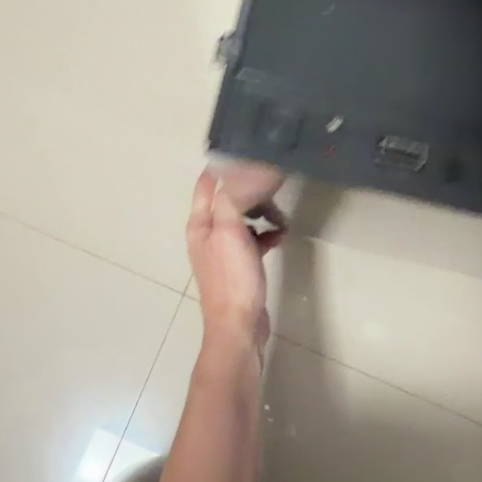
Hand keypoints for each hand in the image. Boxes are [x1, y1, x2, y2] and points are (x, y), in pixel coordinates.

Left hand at [186, 162, 285, 353]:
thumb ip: (233, 198)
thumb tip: (244, 169)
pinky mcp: (240, 264)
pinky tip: (281, 236)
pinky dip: (267, 233)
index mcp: (200, 223)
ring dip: (263, 212)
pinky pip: (254, 238)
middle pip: (229, 198)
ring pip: (244, 217)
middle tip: (276, 186)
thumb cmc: (233, 279)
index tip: (249, 153)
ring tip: (281, 219)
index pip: (207, 183)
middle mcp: (208, 232)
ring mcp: (224, 249)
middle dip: (252, 191)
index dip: (225, 166)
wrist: (239, 328)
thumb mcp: (230, 232)